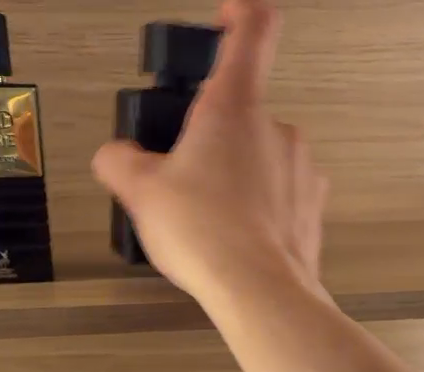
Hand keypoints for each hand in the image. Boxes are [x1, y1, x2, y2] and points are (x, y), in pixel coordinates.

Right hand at [93, 0, 328, 306]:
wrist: (259, 292)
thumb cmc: (208, 236)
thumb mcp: (141, 195)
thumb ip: (120, 163)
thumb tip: (113, 157)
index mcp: (234, 106)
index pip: (253, 29)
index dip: (239, 15)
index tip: (227, 17)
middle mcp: (277, 128)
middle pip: (244, 110)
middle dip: (214, 138)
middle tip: (186, 175)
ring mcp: (301, 169)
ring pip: (263, 158)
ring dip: (238, 177)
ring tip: (210, 217)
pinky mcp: (310, 209)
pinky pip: (281, 196)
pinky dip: (259, 209)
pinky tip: (236, 237)